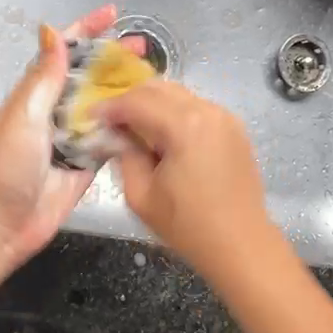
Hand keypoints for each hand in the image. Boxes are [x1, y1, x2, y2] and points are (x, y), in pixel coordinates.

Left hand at [0, 5, 130, 271]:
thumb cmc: (2, 170)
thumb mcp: (21, 117)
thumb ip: (43, 79)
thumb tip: (54, 34)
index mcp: (33, 95)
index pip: (61, 53)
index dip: (85, 31)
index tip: (111, 14)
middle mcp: (52, 113)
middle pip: (87, 77)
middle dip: (112, 59)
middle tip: (143, 48)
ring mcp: (69, 139)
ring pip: (101, 107)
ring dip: (124, 91)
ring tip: (153, 77)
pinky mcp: (83, 166)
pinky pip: (108, 141)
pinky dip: (126, 129)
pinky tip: (148, 117)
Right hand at [95, 81, 286, 278]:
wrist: (241, 244)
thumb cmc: (188, 225)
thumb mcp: (141, 195)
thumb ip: (124, 156)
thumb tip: (116, 136)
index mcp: (185, 126)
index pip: (137, 101)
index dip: (109, 108)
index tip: (91, 118)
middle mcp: (208, 111)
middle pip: (159, 88)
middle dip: (130, 100)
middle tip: (111, 122)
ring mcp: (225, 117)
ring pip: (179, 95)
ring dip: (153, 105)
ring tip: (136, 130)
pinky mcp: (234, 128)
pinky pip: (197, 108)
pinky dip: (175, 114)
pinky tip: (165, 138)